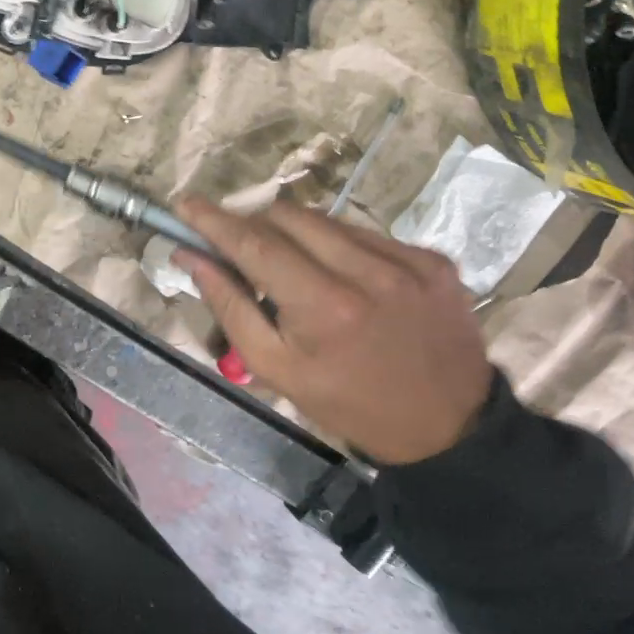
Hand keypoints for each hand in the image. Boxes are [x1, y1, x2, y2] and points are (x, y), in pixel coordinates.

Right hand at [175, 199, 493, 464]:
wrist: (449, 428)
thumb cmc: (346, 402)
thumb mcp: (273, 366)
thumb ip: (228, 305)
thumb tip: (189, 254)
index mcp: (324, 306)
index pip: (255, 244)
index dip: (214, 221)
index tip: (184, 205)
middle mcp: (369, 273)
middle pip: (288, 216)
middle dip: (253, 223)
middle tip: (237, 245)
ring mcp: (409, 262)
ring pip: (326, 220)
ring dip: (295, 234)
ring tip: (293, 268)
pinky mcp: (434, 261)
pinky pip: (365, 233)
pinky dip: (338, 246)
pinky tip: (341, 278)